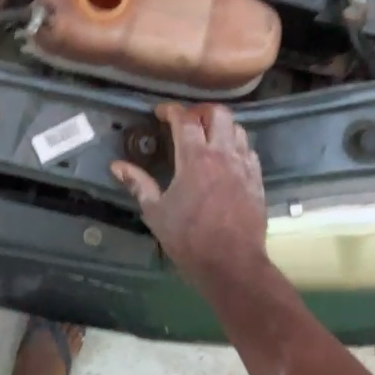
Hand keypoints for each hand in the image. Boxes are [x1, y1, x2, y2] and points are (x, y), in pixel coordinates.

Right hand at [111, 103, 269, 295]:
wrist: (232, 264)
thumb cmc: (188, 238)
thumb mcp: (156, 212)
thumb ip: (138, 184)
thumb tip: (117, 166)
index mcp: (195, 159)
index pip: (186, 119)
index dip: (172, 110)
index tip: (160, 112)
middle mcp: (223, 155)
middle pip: (218, 114)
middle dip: (200, 111)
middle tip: (186, 120)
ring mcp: (244, 167)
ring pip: (237, 129)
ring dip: (220, 126)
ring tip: (206, 137)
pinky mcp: (257, 181)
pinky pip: (249, 151)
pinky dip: (235, 146)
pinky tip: (225, 159)